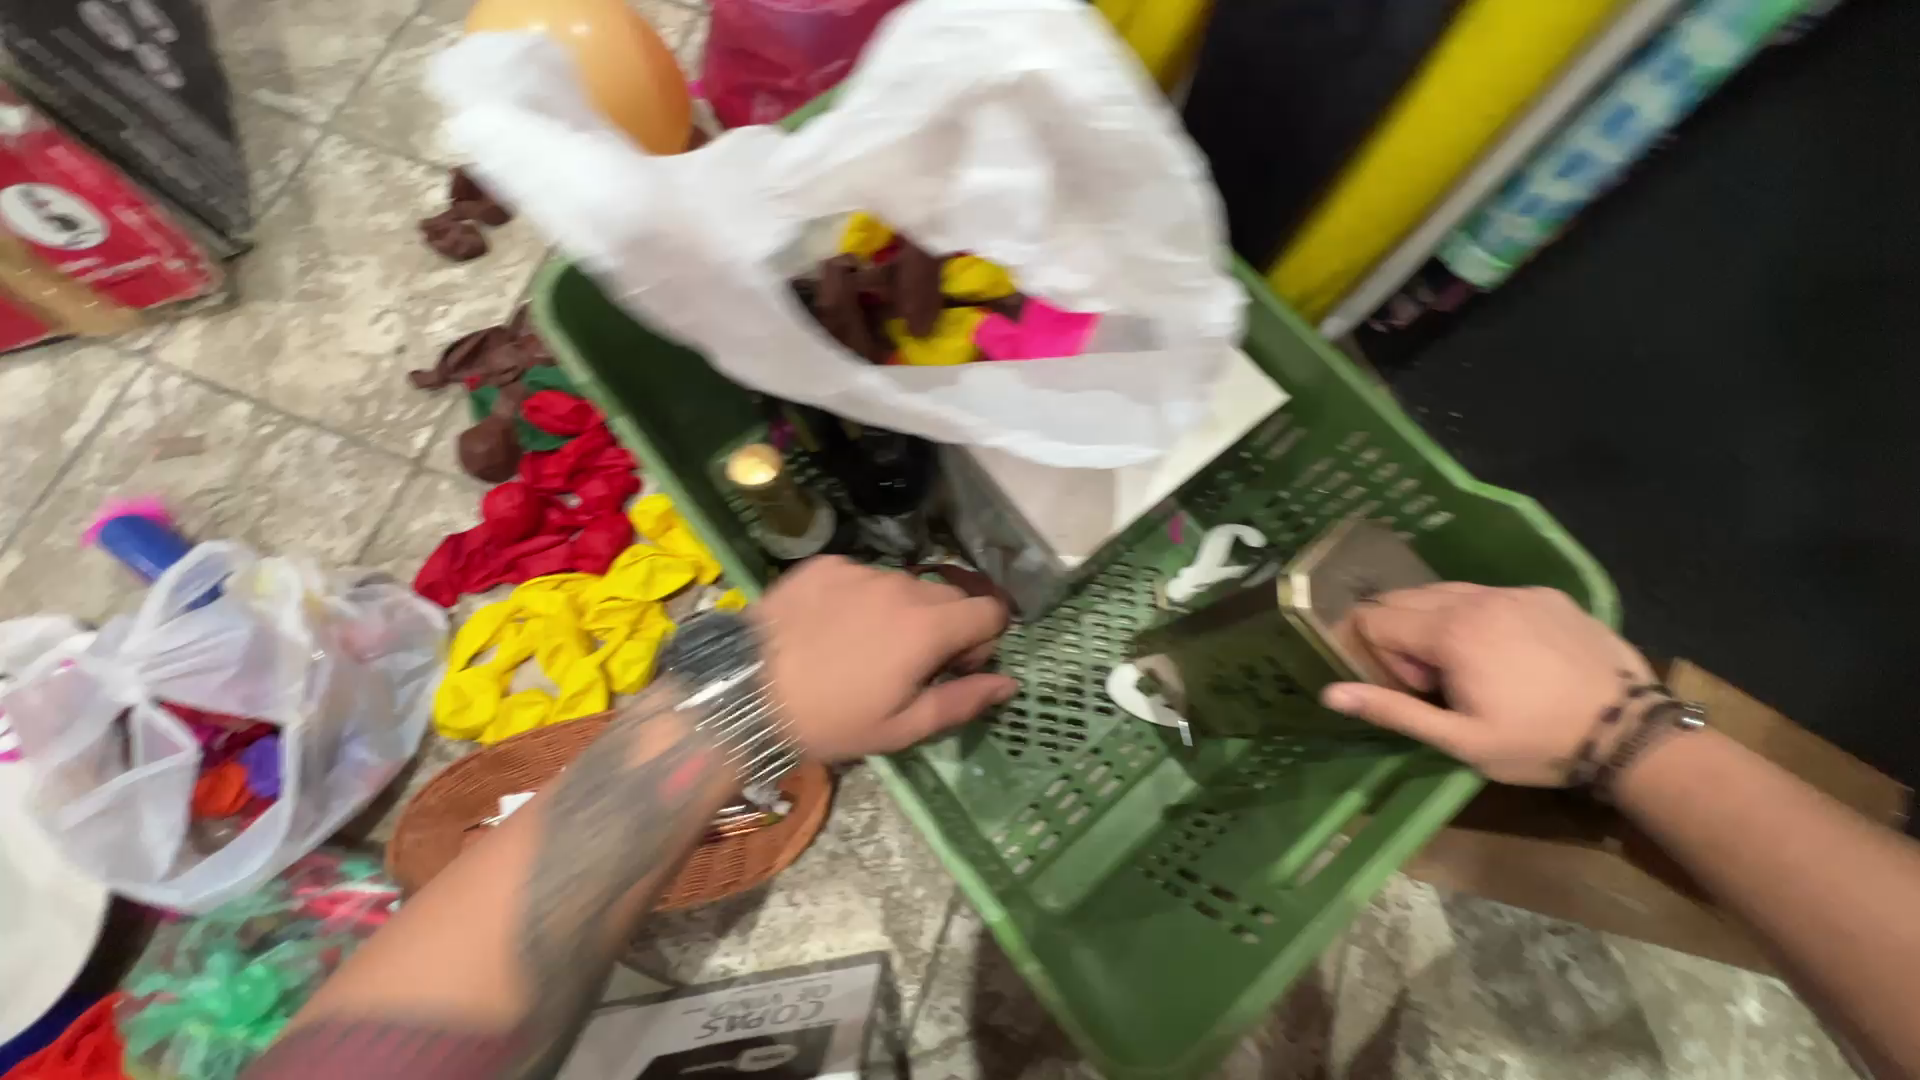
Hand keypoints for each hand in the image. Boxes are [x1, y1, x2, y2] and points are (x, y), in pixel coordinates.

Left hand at [751, 556, 1016, 759]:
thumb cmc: (830, 720)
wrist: (744, 692)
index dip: (983, 641)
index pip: (990, 611)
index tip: (952, 668)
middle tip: (910, 662)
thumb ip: (963, 701)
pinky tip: (832, 627)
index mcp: (927, 627)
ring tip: (864, 645)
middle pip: (951, 595)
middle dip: (946, 625)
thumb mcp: (900, 728)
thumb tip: (1008, 682)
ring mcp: (860, 569)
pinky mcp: (825, 564)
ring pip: (906, 584)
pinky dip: (862, 598)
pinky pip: (863, 575)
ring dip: (903, 610)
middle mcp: (901, 586)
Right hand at [1319, 584, 1652, 786]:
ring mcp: (1513, 591)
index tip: (1419, 689)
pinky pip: (1486, 593)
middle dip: (1402, 636)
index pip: (1373, 617)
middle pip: (1402, 598)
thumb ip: (1390, 709)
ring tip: (1473, 666)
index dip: (1381, 656)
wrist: (1635, 736)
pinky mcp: (1545, 593)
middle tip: (1439, 680)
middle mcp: (1475, 597)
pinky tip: (1510, 654)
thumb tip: (1329, 692)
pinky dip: (1477, 617)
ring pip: (1442, 591)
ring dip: (1436, 623)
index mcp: (1449, 631)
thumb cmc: (1538, 743)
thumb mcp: (1458, 740)